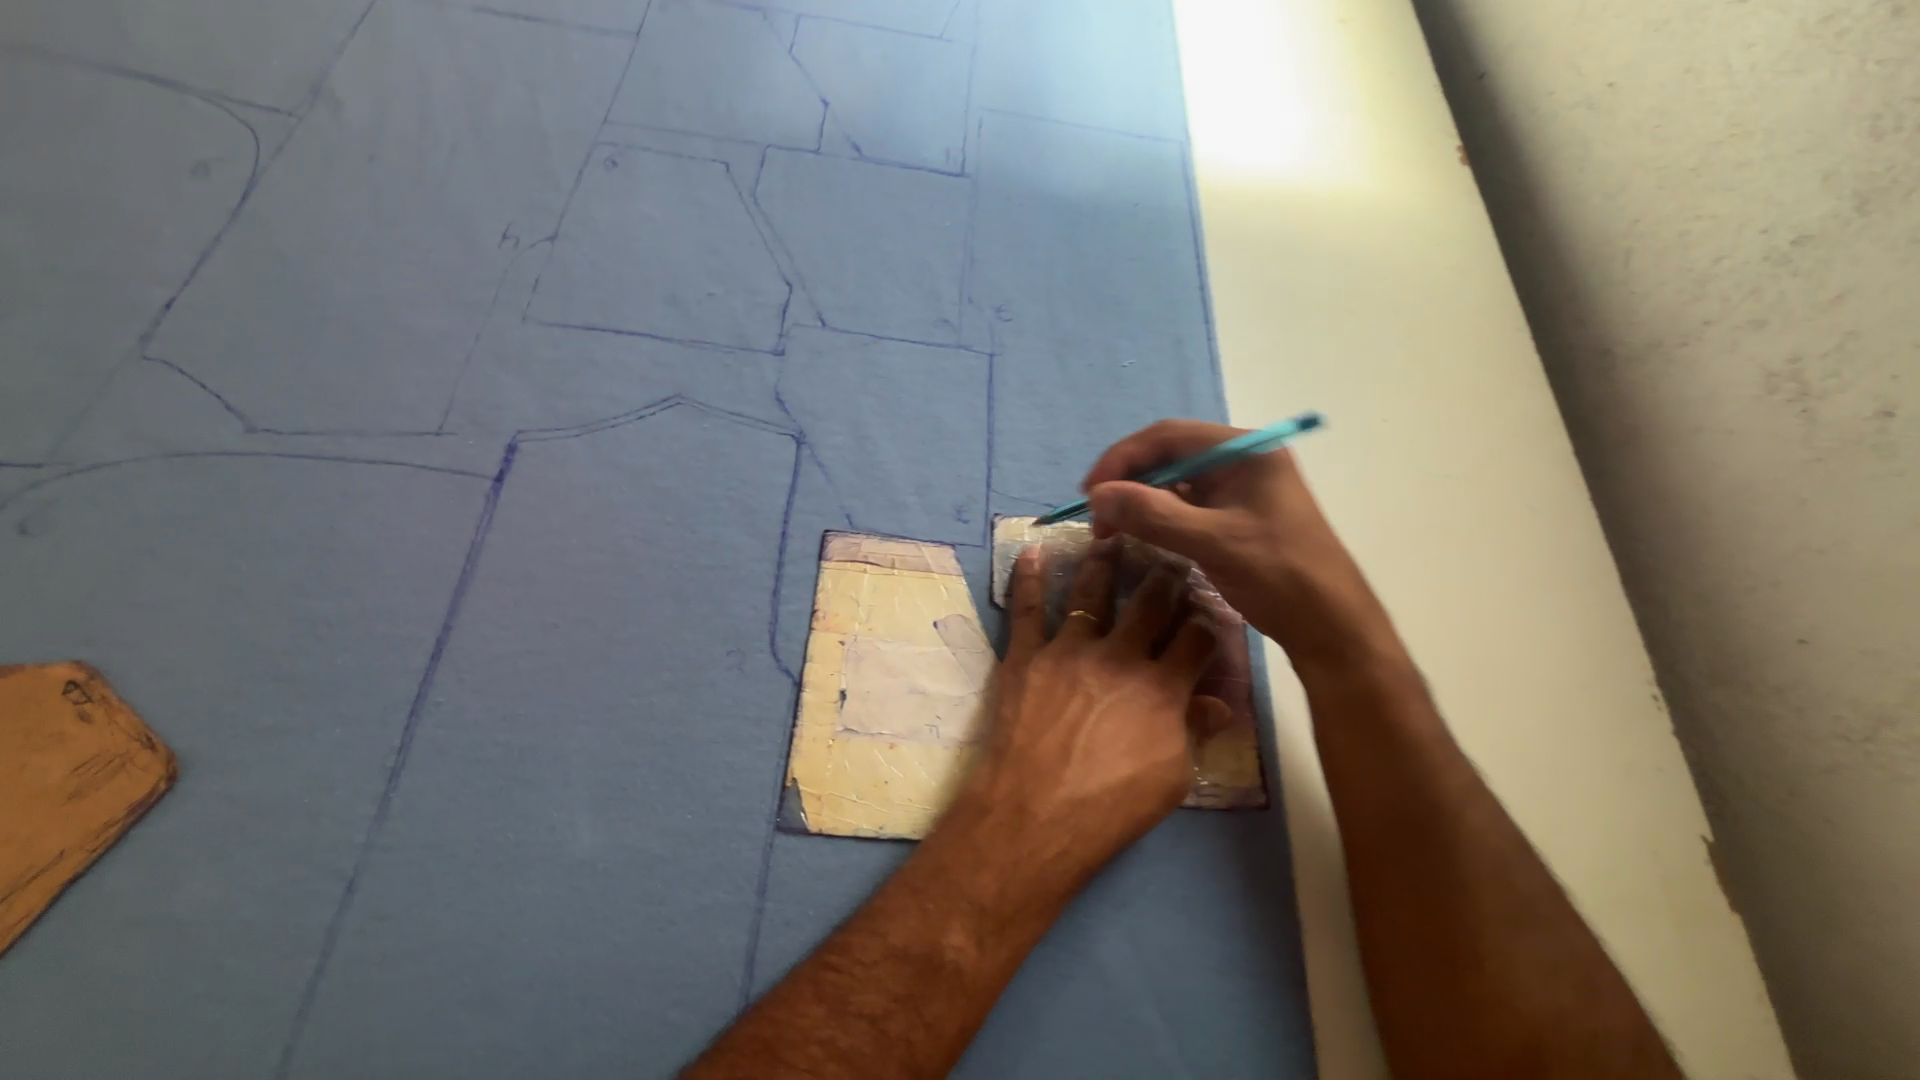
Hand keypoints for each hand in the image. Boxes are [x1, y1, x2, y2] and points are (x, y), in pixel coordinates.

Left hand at [950, 543, 1222, 876]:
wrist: (1034, 814)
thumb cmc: (1111, 806)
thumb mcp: (1172, 778)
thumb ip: (1193, 732)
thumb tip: (1218, 703)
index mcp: (1161, 686)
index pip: (1195, 639)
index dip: (1207, 622)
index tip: (1209, 610)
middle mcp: (1119, 656)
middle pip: (1149, 603)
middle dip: (1165, 578)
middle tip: (1170, 556)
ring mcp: (1068, 650)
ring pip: (1089, 593)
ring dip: (1103, 562)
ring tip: (1112, 537)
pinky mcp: (1025, 656)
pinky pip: (1025, 608)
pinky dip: (1027, 577)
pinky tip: (1031, 551)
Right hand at [1082, 419, 1397, 668]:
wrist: (1332, 626)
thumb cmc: (1281, 576)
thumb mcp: (1213, 542)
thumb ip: (1153, 515)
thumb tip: (1097, 496)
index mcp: (1245, 452)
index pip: (1169, 436)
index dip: (1123, 458)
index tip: (1091, 492)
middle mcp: (1241, 461)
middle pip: (1169, 456)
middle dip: (1128, 481)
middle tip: (1097, 516)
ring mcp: (1240, 490)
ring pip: (1174, 482)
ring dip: (1140, 501)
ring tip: (1111, 530)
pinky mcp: (1236, 517)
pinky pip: (1186, 506)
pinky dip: (1158, 518)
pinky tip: (1140, 537)